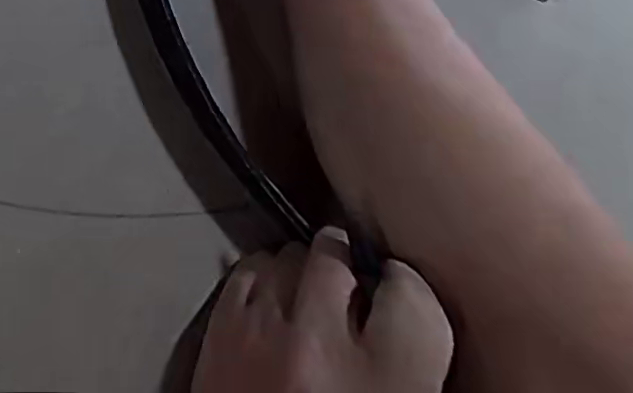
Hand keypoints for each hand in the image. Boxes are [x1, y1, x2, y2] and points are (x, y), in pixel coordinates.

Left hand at [192, 228, 453, 392]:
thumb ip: (408, 365)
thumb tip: (397, 304)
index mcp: (386, 380)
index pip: (411, 292)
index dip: (404, 289)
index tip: (397, 294)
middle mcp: (323, 344)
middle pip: (340, 255)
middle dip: (347, 274)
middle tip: (349, 303)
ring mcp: (264, 331)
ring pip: (292, 253)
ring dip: (303, 275)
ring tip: (308, 309)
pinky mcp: (220, 329)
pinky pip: (250, 267)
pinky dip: (263, 281)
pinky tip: (272, 311)